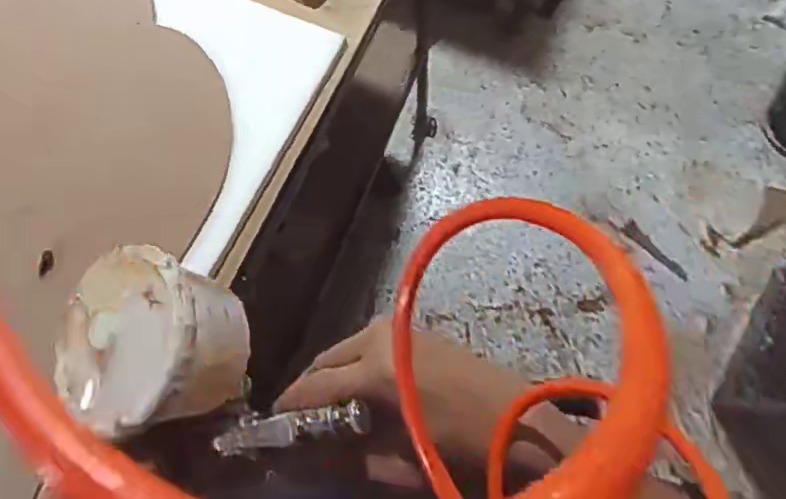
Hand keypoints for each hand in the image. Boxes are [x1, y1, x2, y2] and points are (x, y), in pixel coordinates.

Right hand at [275, 319, 580, 475]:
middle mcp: (377, 336)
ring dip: (333, 371)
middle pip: (327, 358)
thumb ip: (359, 455)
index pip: (317, 384)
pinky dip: (354, 361)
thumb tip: (321, 455)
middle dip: (310, 384)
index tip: (272, 416)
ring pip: (346, 346)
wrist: (513, 413)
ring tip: (326, 403)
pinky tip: (358, 385)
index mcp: (374, 368)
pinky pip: (367, 342)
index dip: (292, 402)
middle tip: (298, 413)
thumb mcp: (406, 457)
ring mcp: (394, 327)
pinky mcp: (409, 327)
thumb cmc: (459, 441)